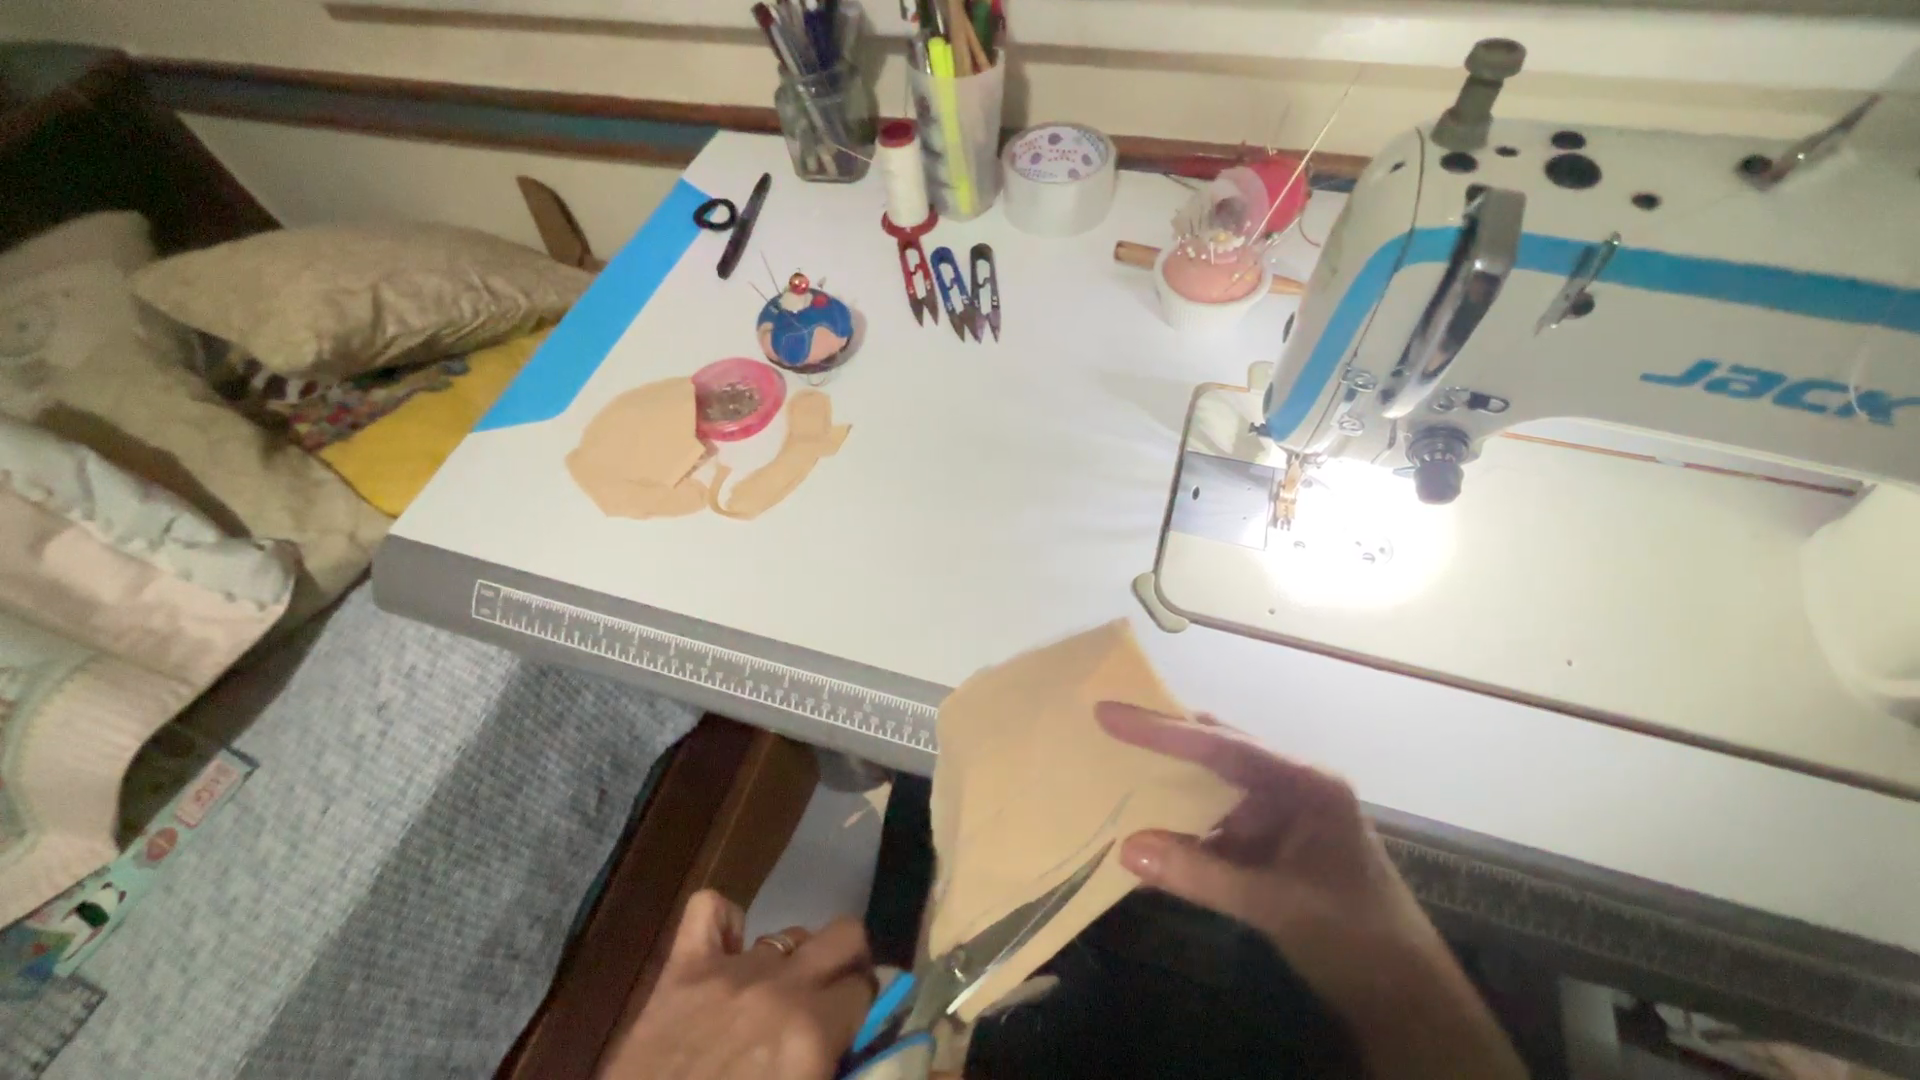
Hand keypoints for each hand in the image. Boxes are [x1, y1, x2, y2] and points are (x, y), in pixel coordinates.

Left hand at [600, 890, 876, 1079]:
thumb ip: (828, 1066)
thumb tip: (845, 1049)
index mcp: (812, 1033)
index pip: (865, 990)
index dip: (863, 1010)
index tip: (853, 1030)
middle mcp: (779, 988)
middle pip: (843, 934)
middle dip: (847, 964)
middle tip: (832, 999)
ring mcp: (728, 972)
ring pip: (785, 934)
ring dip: (790, 963)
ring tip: (775, 998)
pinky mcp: (681, 970)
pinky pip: (709, 911)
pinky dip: (724, 926)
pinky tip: (726, 954)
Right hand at [1096, 702, 1432, 988]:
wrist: (1405, 999)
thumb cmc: (1355, 939)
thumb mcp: (1275, 905)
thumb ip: (1201, 874)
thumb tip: (1126, 848)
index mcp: (1305, 784)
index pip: (1223, 746)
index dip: (1163, 730)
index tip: (1110, 713)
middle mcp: (1291, 787)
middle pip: (1218, 750)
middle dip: (1165, 738)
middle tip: (1108, 723)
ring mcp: (1280, 816)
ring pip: (1213, 784)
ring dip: (1169, 781)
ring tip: (1117, 764)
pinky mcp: (1270, 845)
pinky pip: (1215, 823)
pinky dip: (1181, 825)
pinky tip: (1148, 829)